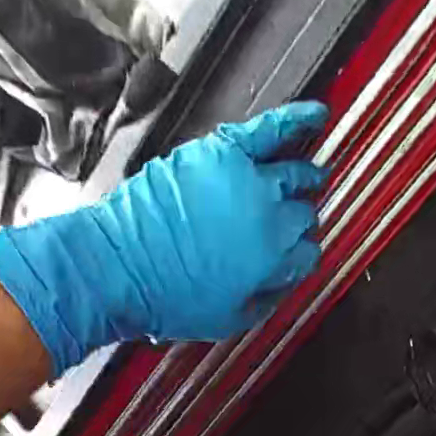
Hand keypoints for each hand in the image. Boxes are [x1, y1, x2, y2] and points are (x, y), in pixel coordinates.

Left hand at [0, 101, 328, 369]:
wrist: (118, 268)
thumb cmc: (167, 298)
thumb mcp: (228, 320)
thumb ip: (265, 300)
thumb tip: (281, 284)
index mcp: (275, 260)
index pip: (307, 254)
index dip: (299, 256)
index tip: (291, 256)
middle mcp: (270, 218)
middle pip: (302, 214)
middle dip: (299, 219)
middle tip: (292, 219)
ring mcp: (248, 182)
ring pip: (294, 173)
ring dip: (307, 176)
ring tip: (314, 175)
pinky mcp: (222, 153)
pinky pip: (269, 129)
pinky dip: (296, 118)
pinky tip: (317, 115)